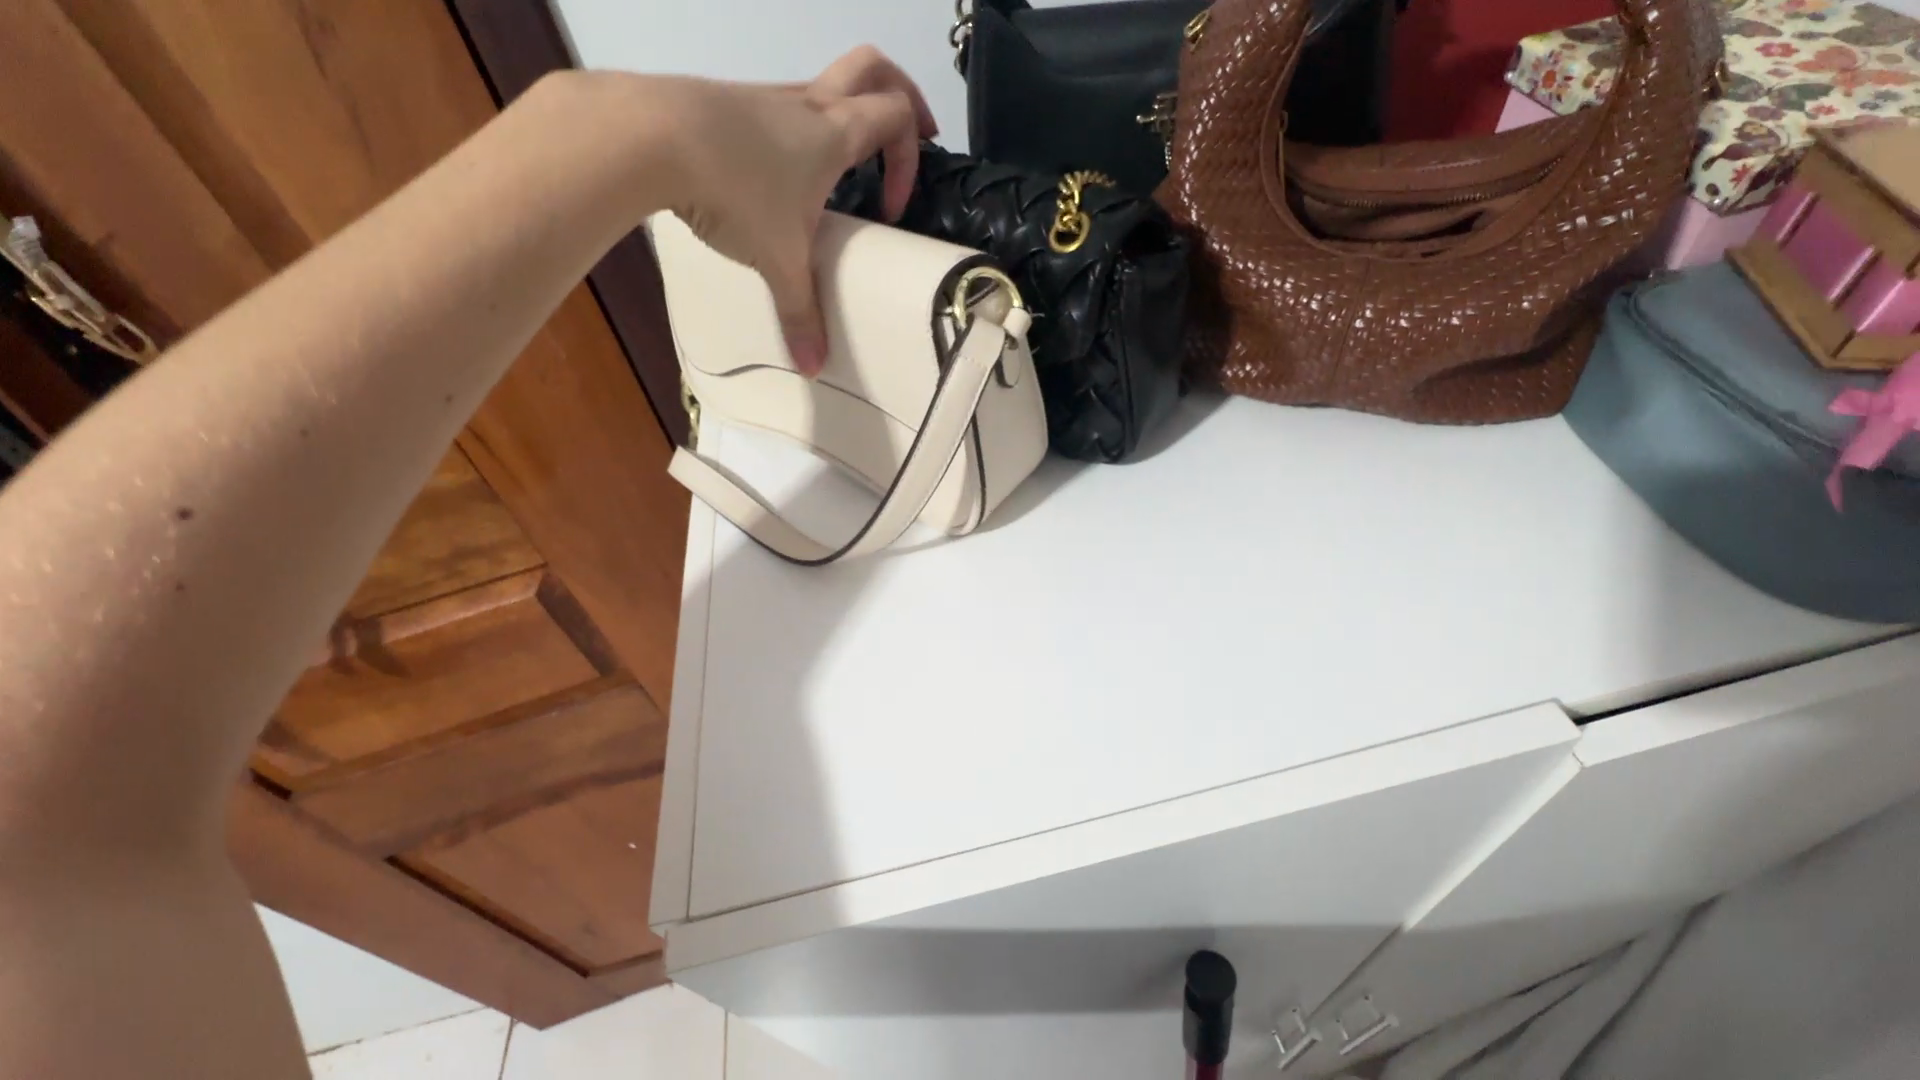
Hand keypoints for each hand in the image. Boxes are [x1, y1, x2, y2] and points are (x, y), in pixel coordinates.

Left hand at [654, 47, 937, 375]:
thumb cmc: (736, 191)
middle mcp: (808, 104)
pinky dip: (797, 129)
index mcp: (835, 133)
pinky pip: (780, 105)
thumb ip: (800, 313)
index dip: (908, 159)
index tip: (890, 207)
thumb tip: (814, 369)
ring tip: (840, 170)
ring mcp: (766, 97)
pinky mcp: (728, 102)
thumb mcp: (778, 261)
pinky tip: (777, 173)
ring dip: (844, 116)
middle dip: (901, 94)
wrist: (651, 136)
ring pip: (823, 84)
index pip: (898, 117)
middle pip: (873, 68)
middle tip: (913, 133)